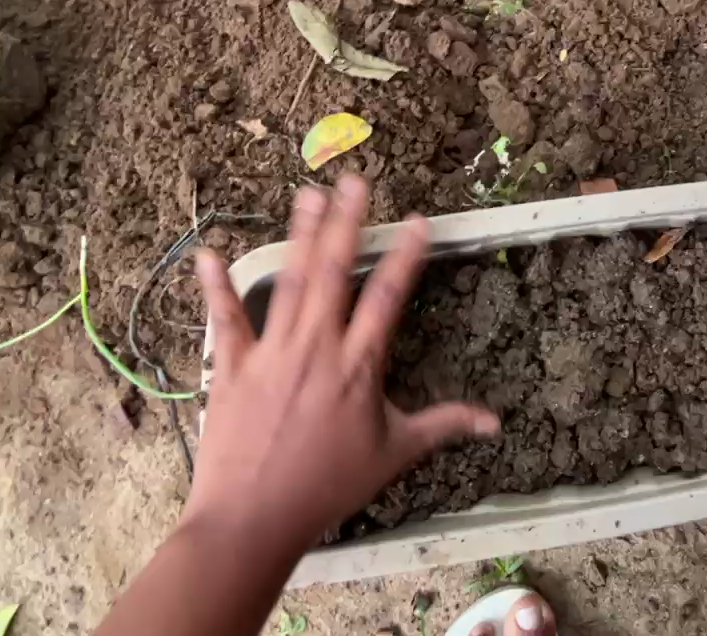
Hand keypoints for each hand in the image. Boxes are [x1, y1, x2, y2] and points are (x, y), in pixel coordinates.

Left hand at [183, 175, 499, 559]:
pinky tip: (209, 255)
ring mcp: (270, 354)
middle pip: (334, 273)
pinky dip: (216, 289)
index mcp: (358, 364)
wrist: (250, 523)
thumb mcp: (396, 452)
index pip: (388, 297)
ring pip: (288, 284)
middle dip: (347, 224)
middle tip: (354, 183)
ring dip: (299, 236)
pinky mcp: (230, 369)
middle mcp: (316, 348)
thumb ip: (446, 425)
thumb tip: (497, 421)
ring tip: (307, 195)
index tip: (418, 221)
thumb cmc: (329, 485)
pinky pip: (223, 322)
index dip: (407, 256)